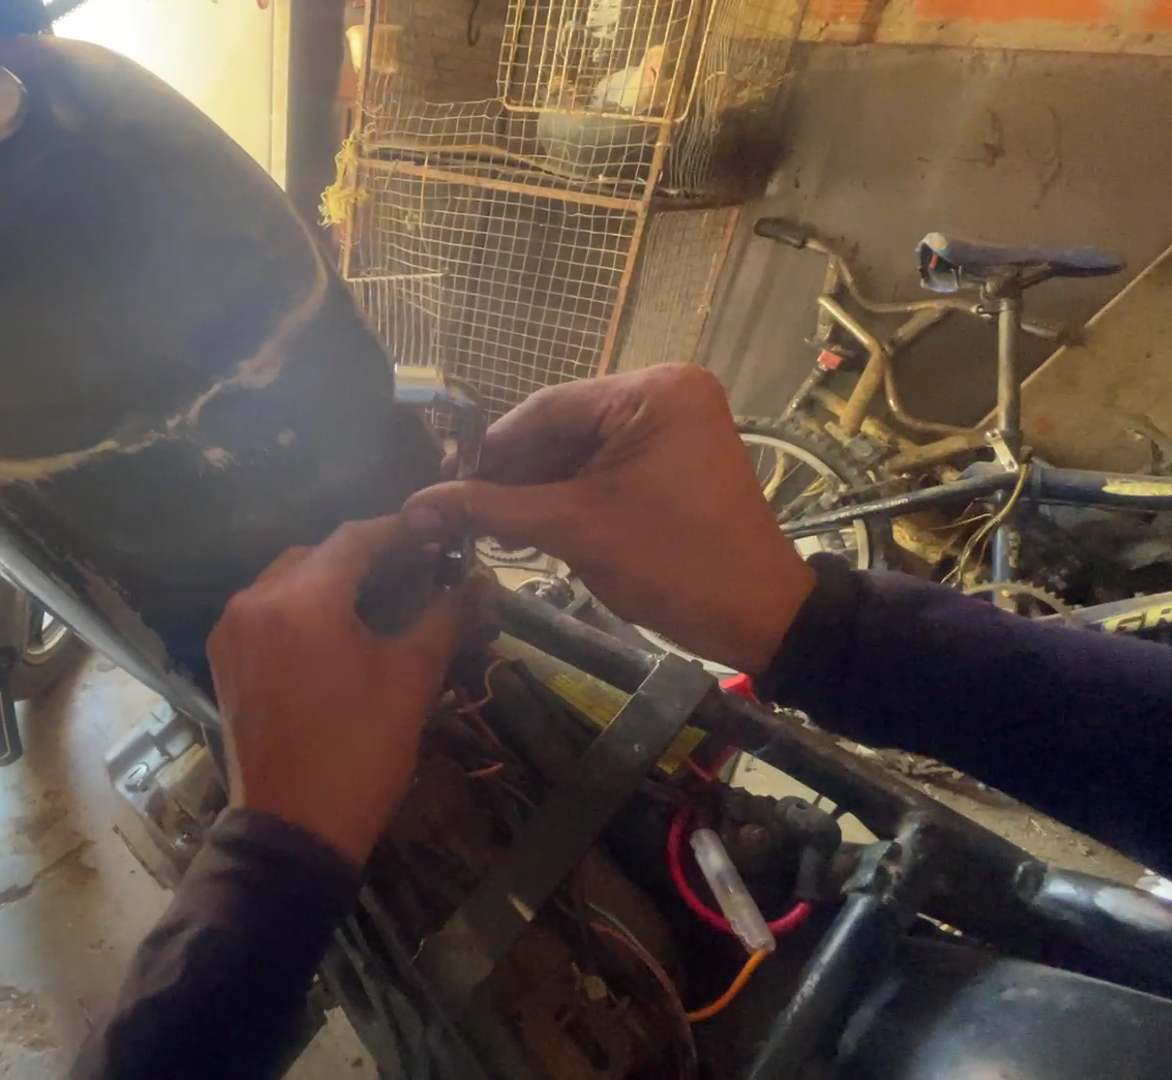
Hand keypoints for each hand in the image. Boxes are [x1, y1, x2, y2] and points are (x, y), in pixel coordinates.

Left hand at [208, 516, 471, 864]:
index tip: (433, 530)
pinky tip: (334, 625)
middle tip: (412, 567)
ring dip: (331, 578)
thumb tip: (476, 584)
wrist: (294, 830)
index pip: (353, 539)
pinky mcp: (224, 656)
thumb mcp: (411, 679)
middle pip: (317, 554)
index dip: (398, 530)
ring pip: (288, 578)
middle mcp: (254, 600)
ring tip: (377, 596)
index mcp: (300, 601)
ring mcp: (231, 629)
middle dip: (365, 556)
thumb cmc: (360, 752)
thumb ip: (444, 617)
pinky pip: (266, 608)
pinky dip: (300, 604)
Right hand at [404, 366, 812, 673]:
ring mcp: (668, 428)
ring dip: (532, 491)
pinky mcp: (667, 460)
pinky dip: (563, 498)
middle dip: (510, 475)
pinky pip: (599, 470)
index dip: (488, 449)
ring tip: (485, 527)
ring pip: (575, 453)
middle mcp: (663, 394)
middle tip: (459, 509)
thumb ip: (491, 509)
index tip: (443, 480)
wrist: (755, 617)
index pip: (546, 409)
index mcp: (652, 392)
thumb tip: (416, 506)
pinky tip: (525, 528)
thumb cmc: (671, 563)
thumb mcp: (573, 530)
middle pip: (559, 430)